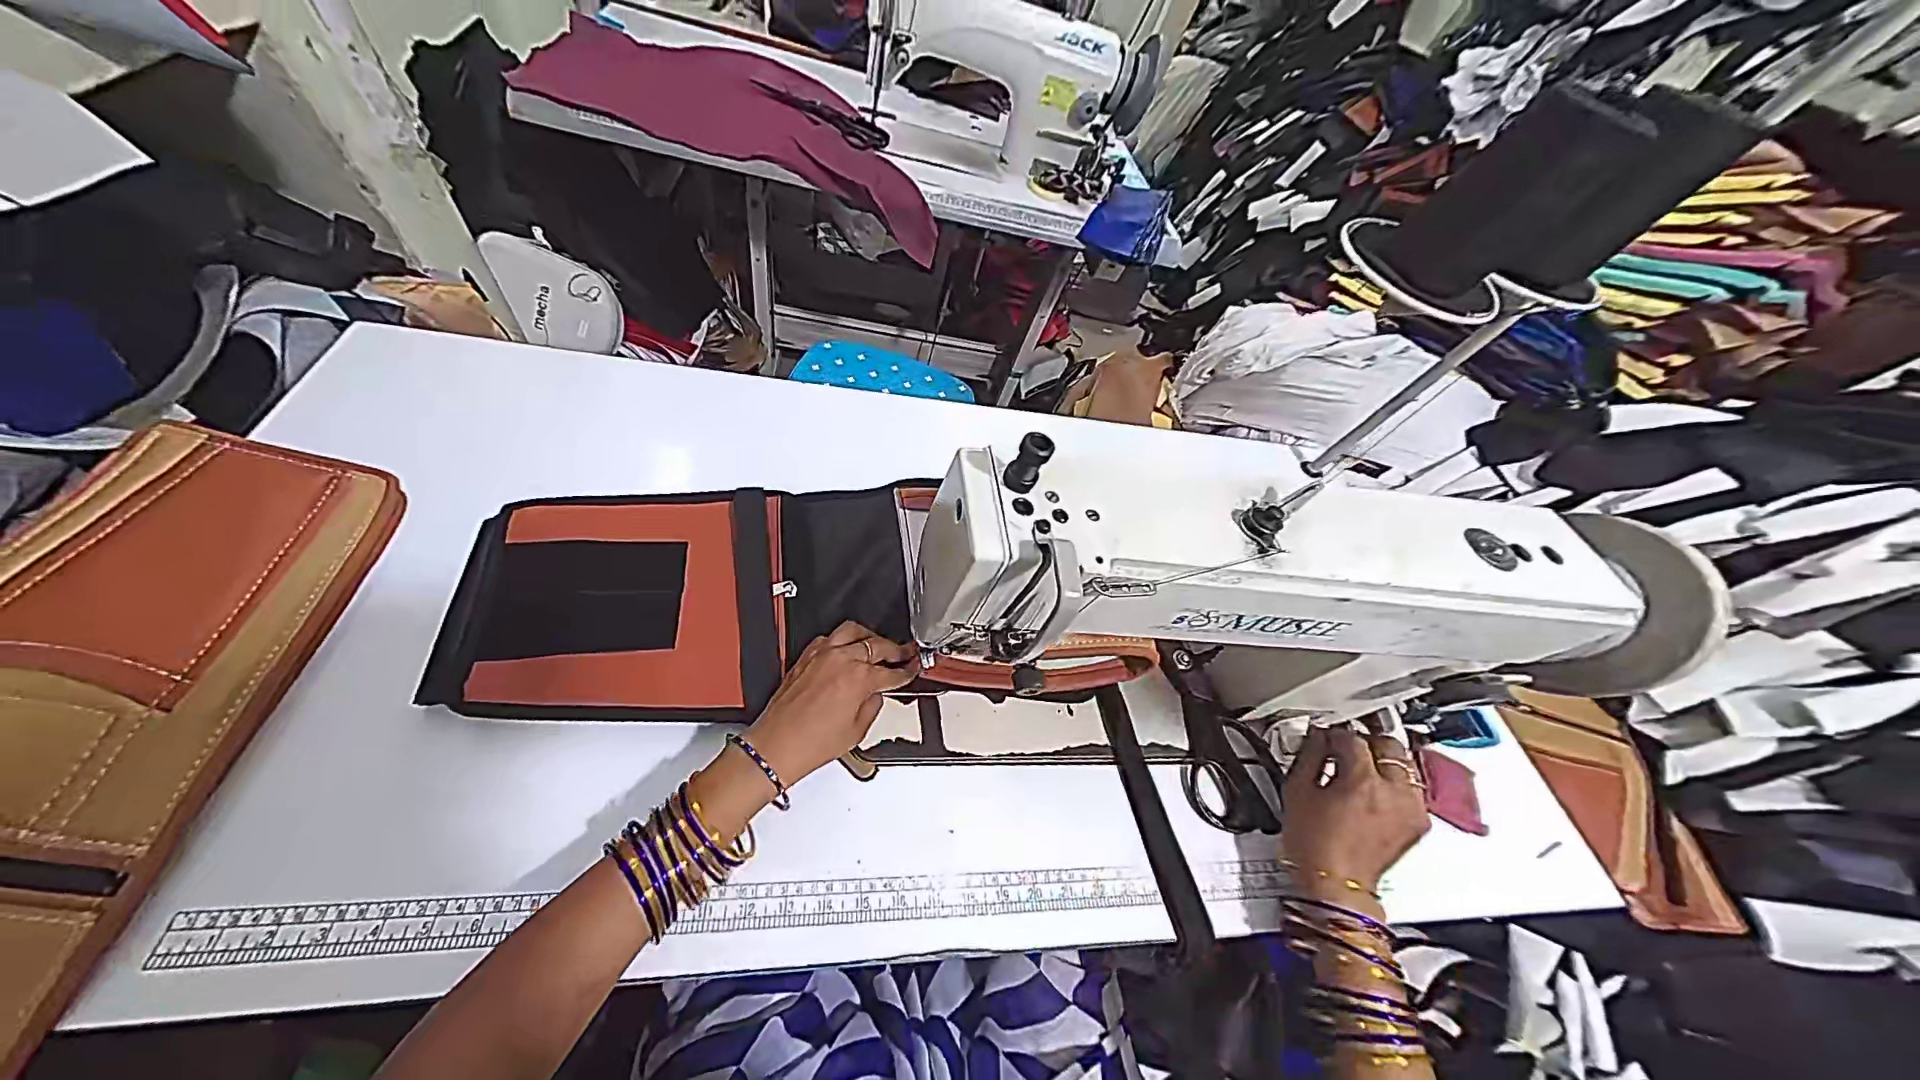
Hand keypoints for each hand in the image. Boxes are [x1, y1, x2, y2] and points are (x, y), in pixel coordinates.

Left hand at [742, 622, 915, 786]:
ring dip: (870, 636)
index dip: (907, 671)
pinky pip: (829, 638)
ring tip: (878, 644)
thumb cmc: (810, 742)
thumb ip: (873, 705)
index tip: (911, 670)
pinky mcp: (805, 657)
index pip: (892, 671)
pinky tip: (846, 648)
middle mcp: (840, 660)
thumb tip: (876, 695)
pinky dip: (842, 640)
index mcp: (859, 677)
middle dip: (896, 650)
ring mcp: (821, 655)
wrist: (777, 746)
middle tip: (904, 654)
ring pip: (853, 630)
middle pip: (877, 644)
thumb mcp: (857, 730)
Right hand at [1281, 725, 1429, 899]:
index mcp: (1363, 782)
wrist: (1335, 882)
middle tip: (1345, 746)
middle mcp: (1394, 793)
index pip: (1353, 738)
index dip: (1334, 733)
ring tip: (1362, 766)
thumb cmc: (1313, 844)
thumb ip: (1310, 754)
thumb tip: (1318, 736)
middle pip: (1388, 744)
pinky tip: (1375, 787)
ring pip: (1406, 763)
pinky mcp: (1419, 822)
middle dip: (1364, 741)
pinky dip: (1395, 781)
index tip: (1324, 737)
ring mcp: (1411, 808)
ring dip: (1383, 759)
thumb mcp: (1297, 790)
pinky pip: (1412, 787)